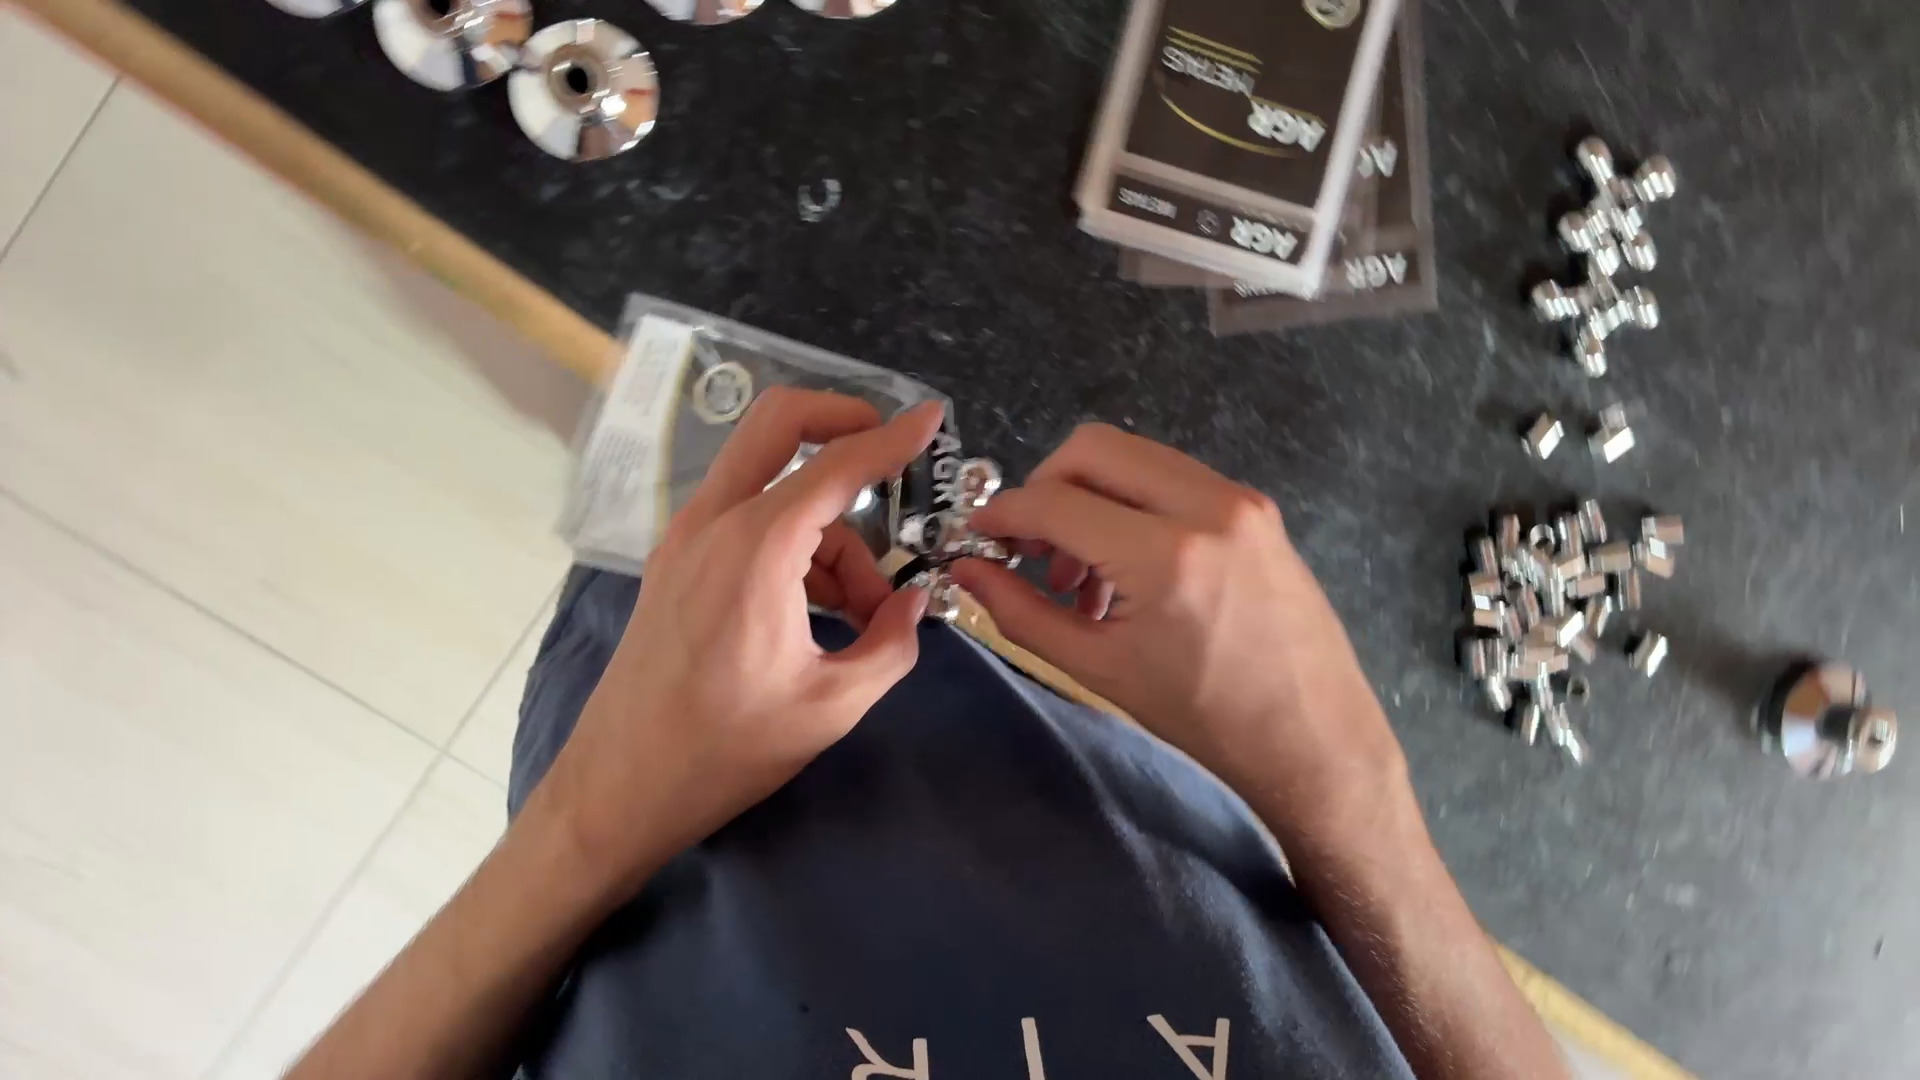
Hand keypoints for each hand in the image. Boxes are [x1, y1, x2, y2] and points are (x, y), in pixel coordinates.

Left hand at [532, 390, 941, 894]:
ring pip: (773, 486)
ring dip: (830, 526)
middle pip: (778, 425)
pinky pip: (750, 520)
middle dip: (841, 422)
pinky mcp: (677, 564)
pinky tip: (821, 610)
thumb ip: (892, 643)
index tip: (932, 419)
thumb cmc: (726, 750)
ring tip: (863, 611)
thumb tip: (916, 602)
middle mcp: (713, 523)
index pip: (836, 467)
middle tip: (892, 454)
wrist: (618, 790)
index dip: (892, 438)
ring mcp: (687, 539)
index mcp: (755, 548)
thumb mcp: (832, 704)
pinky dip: (796, 544)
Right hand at [947, 424, 1406, 842]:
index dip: (1002, 514)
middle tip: (1030, 546)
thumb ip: (1019, 610)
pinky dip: (1129, 505)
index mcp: (1166, 555)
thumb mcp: (1097, 667)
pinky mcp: (1255, 507)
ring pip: (1132, 456)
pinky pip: (1169, 478)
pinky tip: (1126, 569)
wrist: (1313, 738)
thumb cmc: (1201, 717)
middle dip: (1044, 487)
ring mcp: (1238, 499)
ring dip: (1087, 496)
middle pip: (1093, 448)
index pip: (1055, 502)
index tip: (977, 536)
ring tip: (1080, 574)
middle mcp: (1207, 505)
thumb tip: (965, 569)